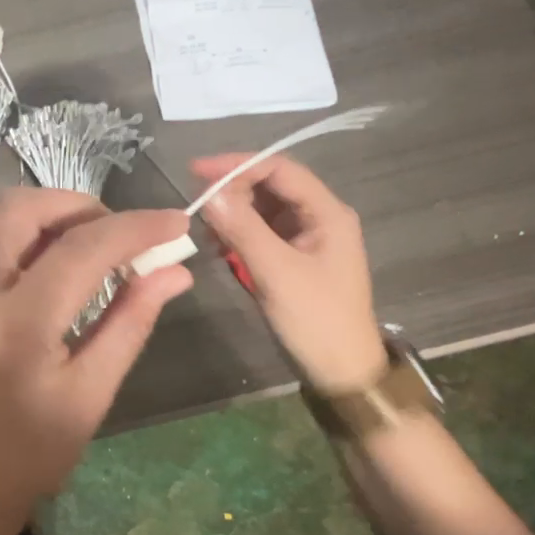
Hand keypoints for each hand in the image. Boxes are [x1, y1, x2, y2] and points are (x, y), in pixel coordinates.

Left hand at [0, 188, 194, 531]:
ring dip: (51, 217)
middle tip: (123, 233)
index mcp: (17, 330)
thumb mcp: (91, 395)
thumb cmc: (33, 454)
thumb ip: (129, 324)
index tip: (176, 222)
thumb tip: (173, 271)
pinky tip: (61, 267)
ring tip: (97, 246)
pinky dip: (29, 240)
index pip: (79, 251)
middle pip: (20, 210)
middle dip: (79, 205)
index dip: (133, 228)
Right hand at [191, 153, 387, 393]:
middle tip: (196, 207)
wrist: (340, 369)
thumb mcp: (276, 272)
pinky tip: (218, 246)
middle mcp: (318, 217)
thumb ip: (243, 229)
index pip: (279, 169)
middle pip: (269, 185)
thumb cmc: (315, 318)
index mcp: (327, 213)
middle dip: (231, 190)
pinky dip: (236, 232)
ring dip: (231, 212)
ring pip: (261, 208)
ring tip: (204, 230)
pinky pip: (259, 231)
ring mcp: (305, 237)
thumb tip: (208, 193)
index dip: (237, 165)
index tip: (195, 172)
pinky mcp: (291, 256)